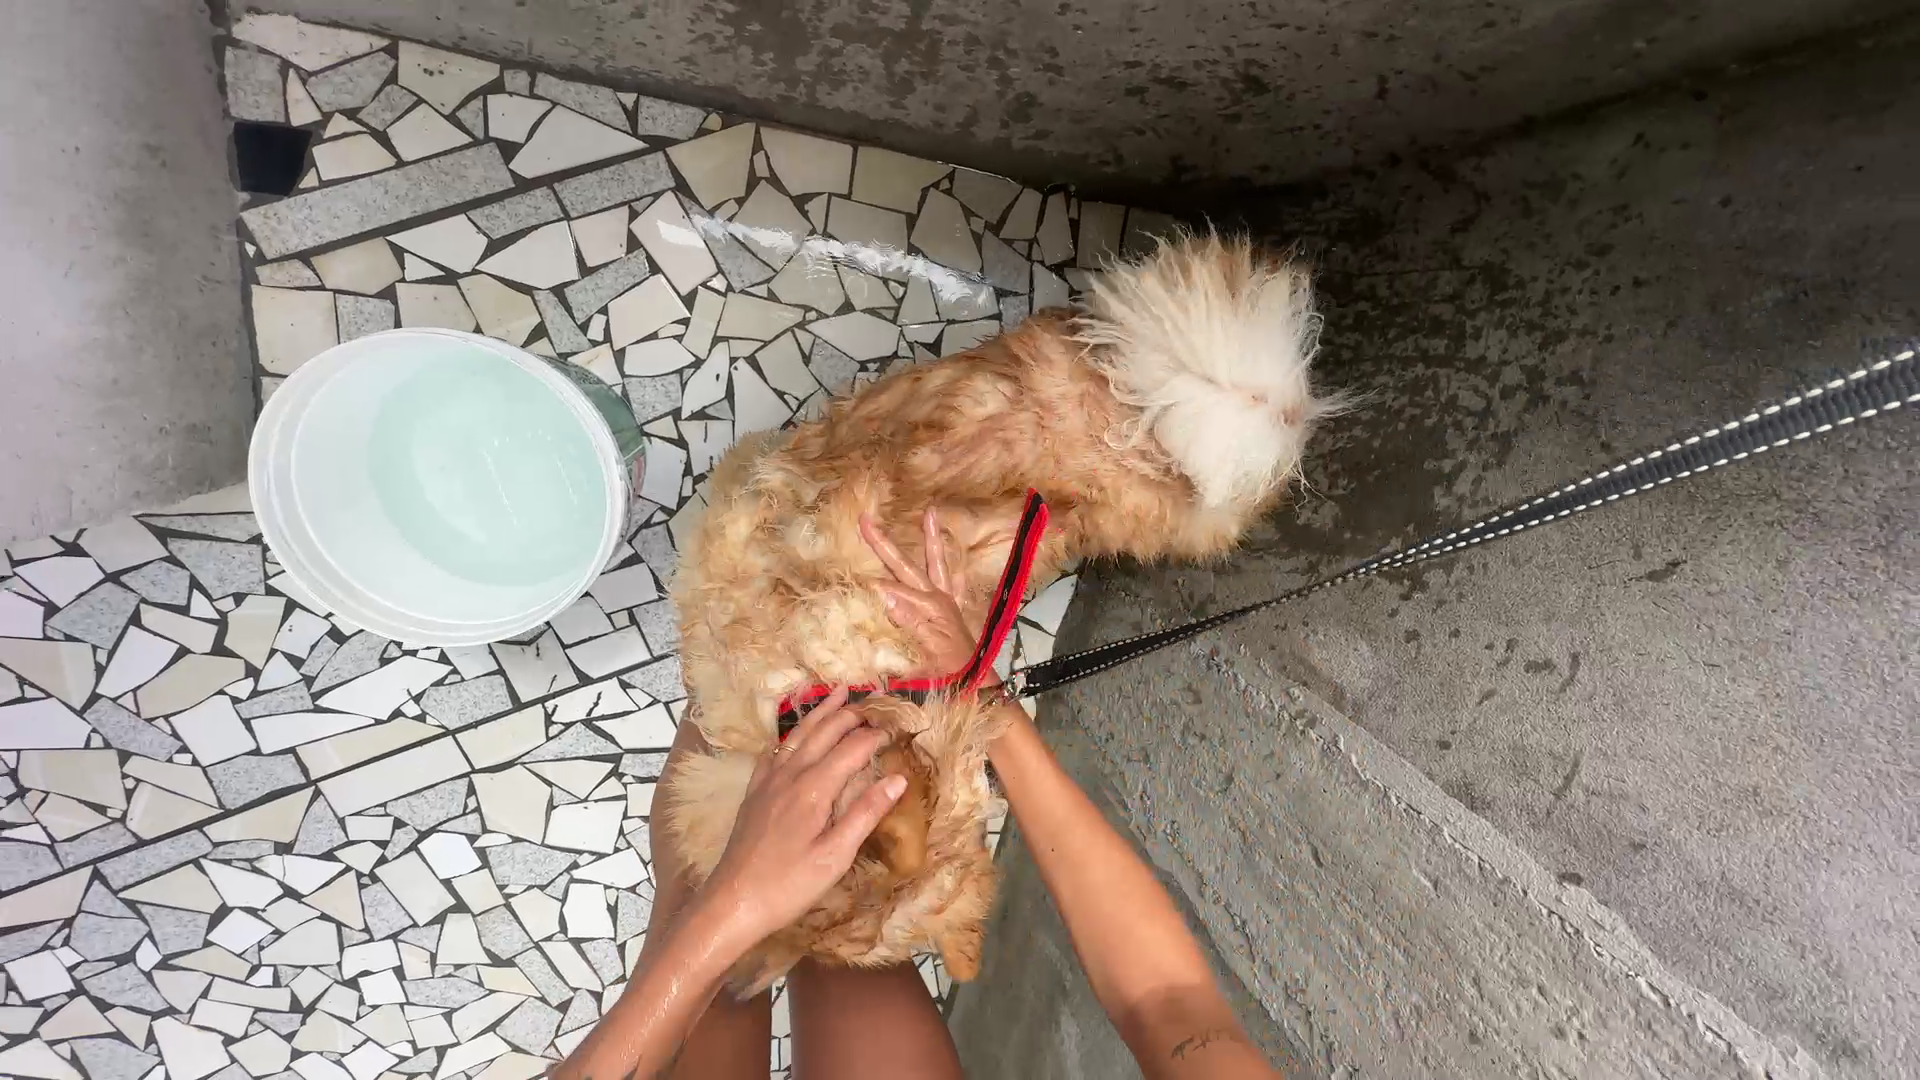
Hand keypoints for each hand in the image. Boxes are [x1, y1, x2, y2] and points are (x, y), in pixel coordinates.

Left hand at [693, 687, 906, 946]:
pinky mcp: (755, 790)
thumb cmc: (788, 885)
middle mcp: (791, 773)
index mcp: (815, 788)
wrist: (732, 903)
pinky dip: (790, 732)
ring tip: (839, 691)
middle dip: (852, 713)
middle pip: (826, 731)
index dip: (876, 736)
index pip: (853, 748)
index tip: (898, 727)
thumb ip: (866, 813)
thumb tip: (898, 779)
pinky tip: (793, 731)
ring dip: (822, 711)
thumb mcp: (835, 857)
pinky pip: (775, 749)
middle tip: (877, 701)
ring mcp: (769, 779)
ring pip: (799, 733)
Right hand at [860, 508, 978, 676]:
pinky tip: (956, 563)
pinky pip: (956, 587)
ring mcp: (946, 604)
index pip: (892, 589)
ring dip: (932, 539)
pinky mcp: (952, 614)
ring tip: (931, 514)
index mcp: (927, 606)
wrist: (975, 685)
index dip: (872, 586)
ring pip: (937, 564)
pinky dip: (954, 573)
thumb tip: (881, 592)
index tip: (852, 582)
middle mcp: (937, 598)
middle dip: (886, 544)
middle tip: (866, 521)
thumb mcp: (925, 648)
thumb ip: (907, 619)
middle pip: (907, 566)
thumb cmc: (948, 671)